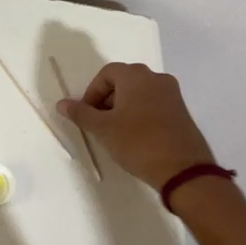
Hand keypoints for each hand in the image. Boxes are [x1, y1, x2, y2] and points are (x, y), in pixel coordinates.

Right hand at [57, 62, 217, 189]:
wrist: (183, 171)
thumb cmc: (138, 143)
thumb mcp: (103, 129)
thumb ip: (81, 113)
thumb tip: (62, 103)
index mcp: (136, 76)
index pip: (106, 74)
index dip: (92, 93)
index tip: (88, 115)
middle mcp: (156, 78)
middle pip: (123, 81)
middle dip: (107, 100)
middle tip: (100, 124)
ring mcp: (172, 94)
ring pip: (139, 94)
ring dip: (124, 108)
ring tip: (117, 132)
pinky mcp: (182, 112)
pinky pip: (154, 104)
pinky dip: (141, 114)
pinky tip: (137, 137)